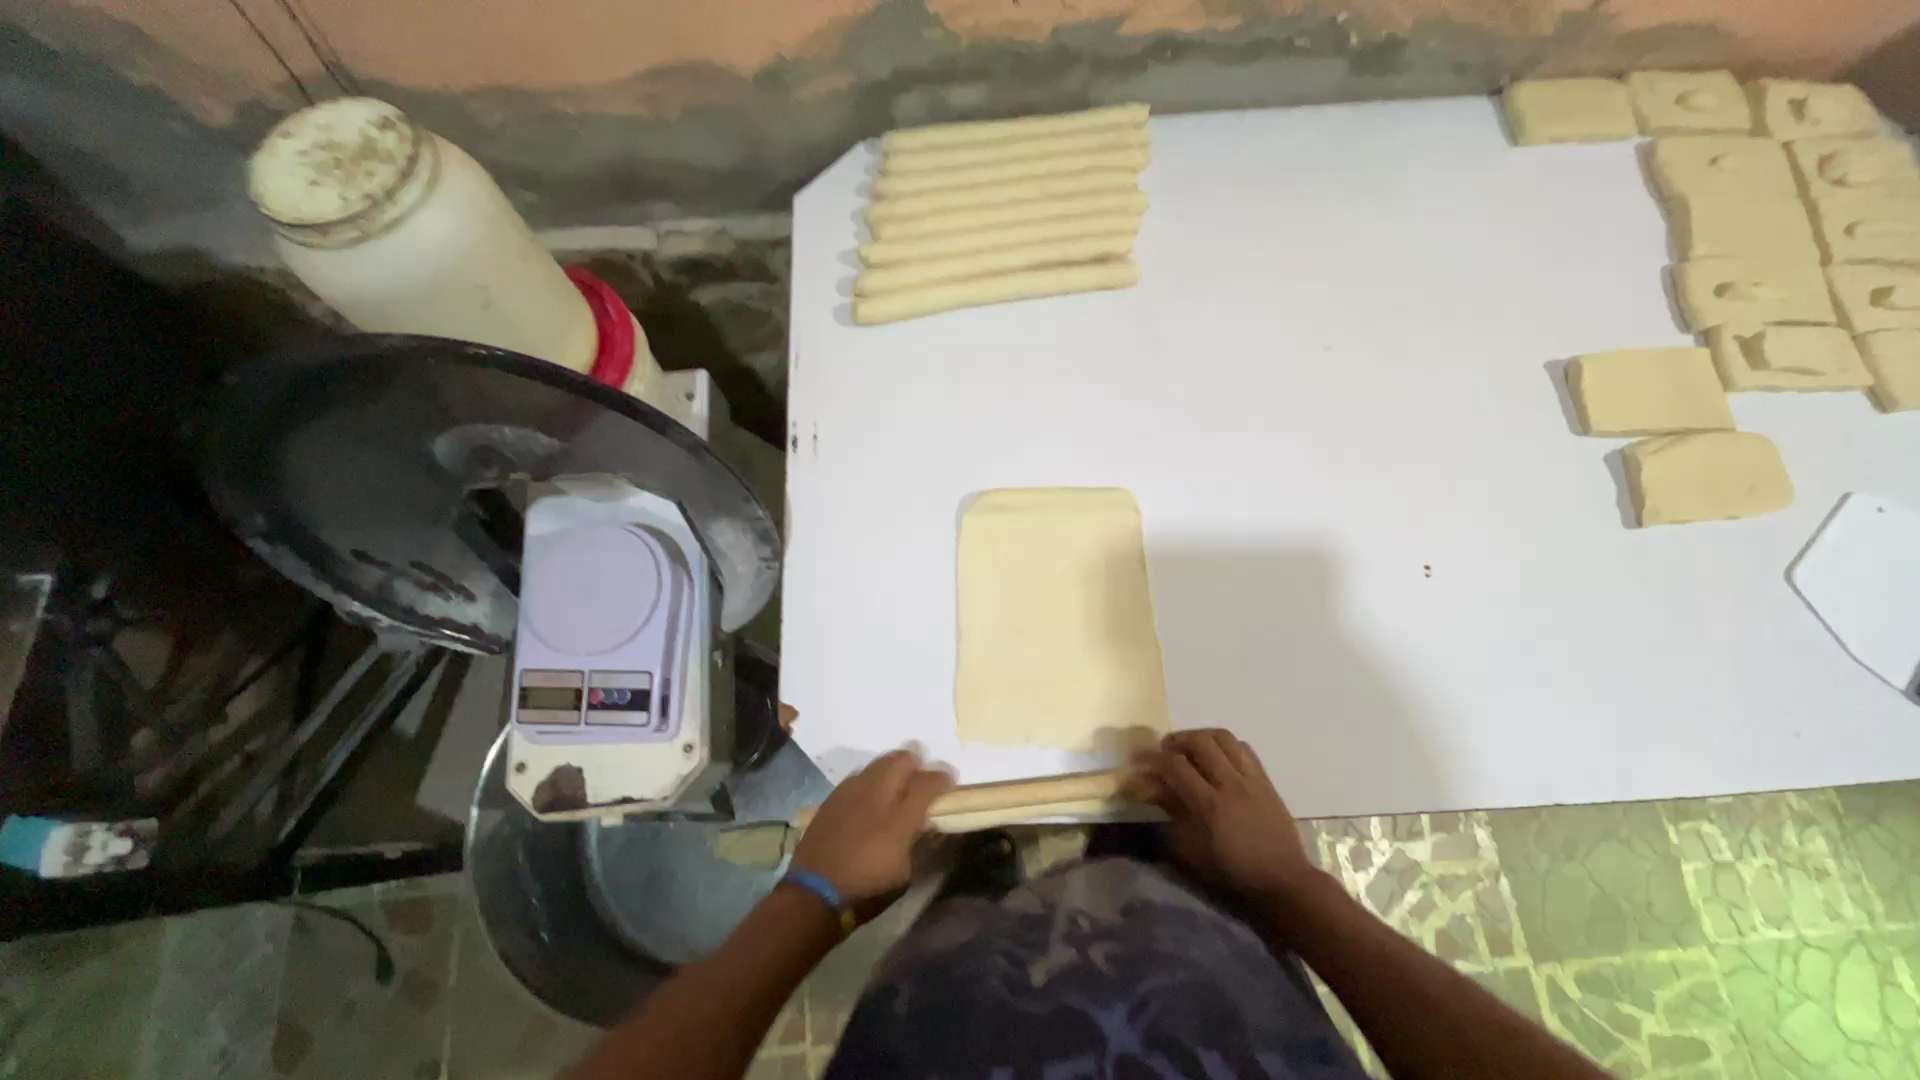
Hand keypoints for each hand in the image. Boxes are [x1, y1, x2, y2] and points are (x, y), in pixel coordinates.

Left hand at [790, 748, 953, 904]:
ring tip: (895, 787)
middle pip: (903, 758)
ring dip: (893, 770)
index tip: (947, 784)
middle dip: (917, 765)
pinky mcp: (834, 795)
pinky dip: (871, 780)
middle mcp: (877, 794)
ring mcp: (852, 790)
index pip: (931, 781)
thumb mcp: (905, 872)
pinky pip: (860, 775)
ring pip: (880, 762)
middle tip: (920, 781)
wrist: (814, 891)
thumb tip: (927, 822)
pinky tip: (870, 798)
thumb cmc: (866, 888)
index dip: (944, 779)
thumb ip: (918, 840)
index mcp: (900, 817)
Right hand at [1140, 729, 1321, 904]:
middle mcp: (1230, 784)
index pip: (1175, 765)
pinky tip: (1219, 758)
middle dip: (1176, 740)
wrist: (1283, 881)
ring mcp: (1251, 779)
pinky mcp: (1266, 781)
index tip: (1138, 759)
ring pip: (1224, 738)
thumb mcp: (1192, 850)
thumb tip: (1151, 788)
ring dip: (1202, 737)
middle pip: (1200, 741)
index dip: (1152, 758)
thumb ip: (1171, 813)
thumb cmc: (1232, 872)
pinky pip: (1245, 749)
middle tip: (1165, 750)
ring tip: (1191, 749)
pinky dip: (1226, 746)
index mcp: (1209, 804)